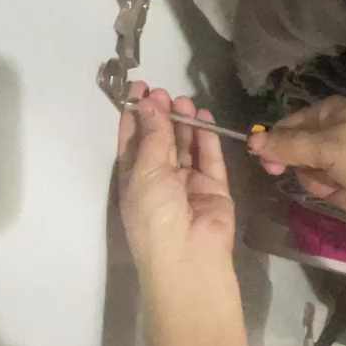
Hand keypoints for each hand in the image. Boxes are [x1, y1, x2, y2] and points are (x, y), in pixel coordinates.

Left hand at [116, 82, 235, 275]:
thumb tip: (148, 103)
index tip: (139, 87)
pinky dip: (207, 138)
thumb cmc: (155, 215)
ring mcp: (187, 184)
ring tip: (185, 101)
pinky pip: (210, 158)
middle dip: (162, 115)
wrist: (189, 257)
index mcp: (134, 179)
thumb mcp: (146, 172)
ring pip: (185, 146)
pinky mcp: (213, 188)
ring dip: (184, 123)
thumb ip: (153, 136)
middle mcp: (159, 180)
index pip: (132, 140)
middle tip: (164, 92)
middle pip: (160, 140)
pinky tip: (204, 117)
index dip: (136, 114)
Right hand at [247, 96, 345, 221]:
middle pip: (306, 164)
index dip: (277, 151)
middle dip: (320, 179)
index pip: (287, 131)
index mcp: (328, 114)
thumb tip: (250, 140)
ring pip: (328, 186)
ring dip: (342, 194)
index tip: (272, 169)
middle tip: (335, 177)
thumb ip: (286, 147)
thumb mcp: (325, 148)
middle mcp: (340, 134)